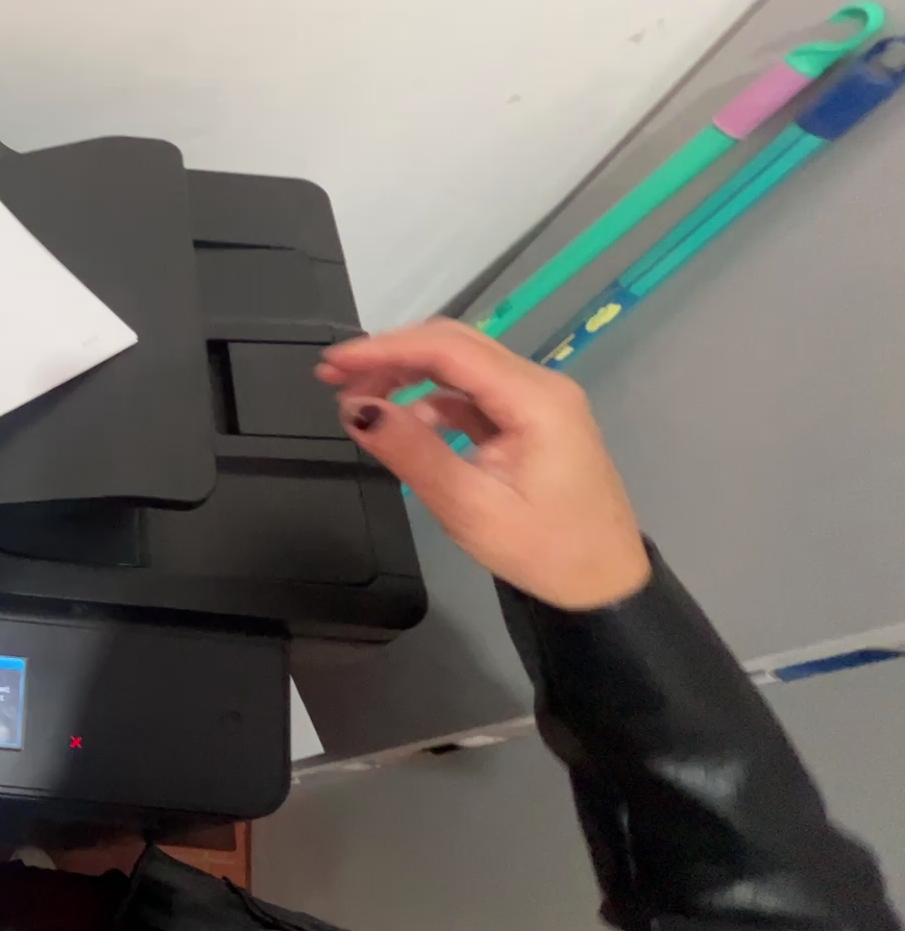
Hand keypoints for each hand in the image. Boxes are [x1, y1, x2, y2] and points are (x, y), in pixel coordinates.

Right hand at [316, 319, 649, 609]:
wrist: (600, 584)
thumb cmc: (541, 548)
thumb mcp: (467, 505)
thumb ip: (411, 451)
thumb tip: (355, 409)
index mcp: (534, 400)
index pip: (448, 351)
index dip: (383, 350)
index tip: (330, 364)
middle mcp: (536, 386)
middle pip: (451, 345)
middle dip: (387, 354)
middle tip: (332, 377)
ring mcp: (530, 401)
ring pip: (454, 364)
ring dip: (401, 372)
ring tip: (355, 398)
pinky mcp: (521, 419)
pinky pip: (462, 391)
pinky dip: (420, 395)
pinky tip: (397, 421)